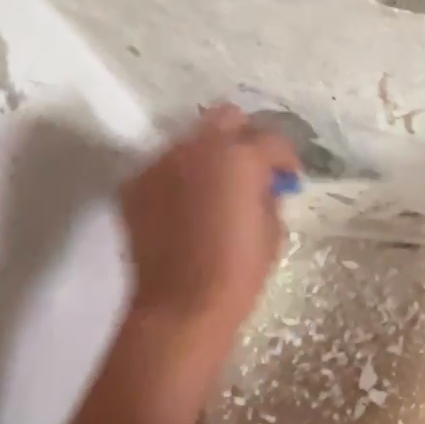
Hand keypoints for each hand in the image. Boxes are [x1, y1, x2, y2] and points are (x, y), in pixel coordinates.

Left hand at [119, 105, 299, 343]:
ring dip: (208, 158)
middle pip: (226, 118)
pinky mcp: (135, 185)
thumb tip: (264, 184)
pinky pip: (164, 170)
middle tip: (251, 170)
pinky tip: (186, 210)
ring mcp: (160, 163)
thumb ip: (269, 194)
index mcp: (240, 157)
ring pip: (190, 143)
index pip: (273, 139)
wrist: (181, 305)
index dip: (286, 158)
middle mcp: (197, 147)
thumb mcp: (273, 231)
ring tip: (215, 191)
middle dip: (243, 137)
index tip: (289, 178)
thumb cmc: (239, 271)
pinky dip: (179, 181)